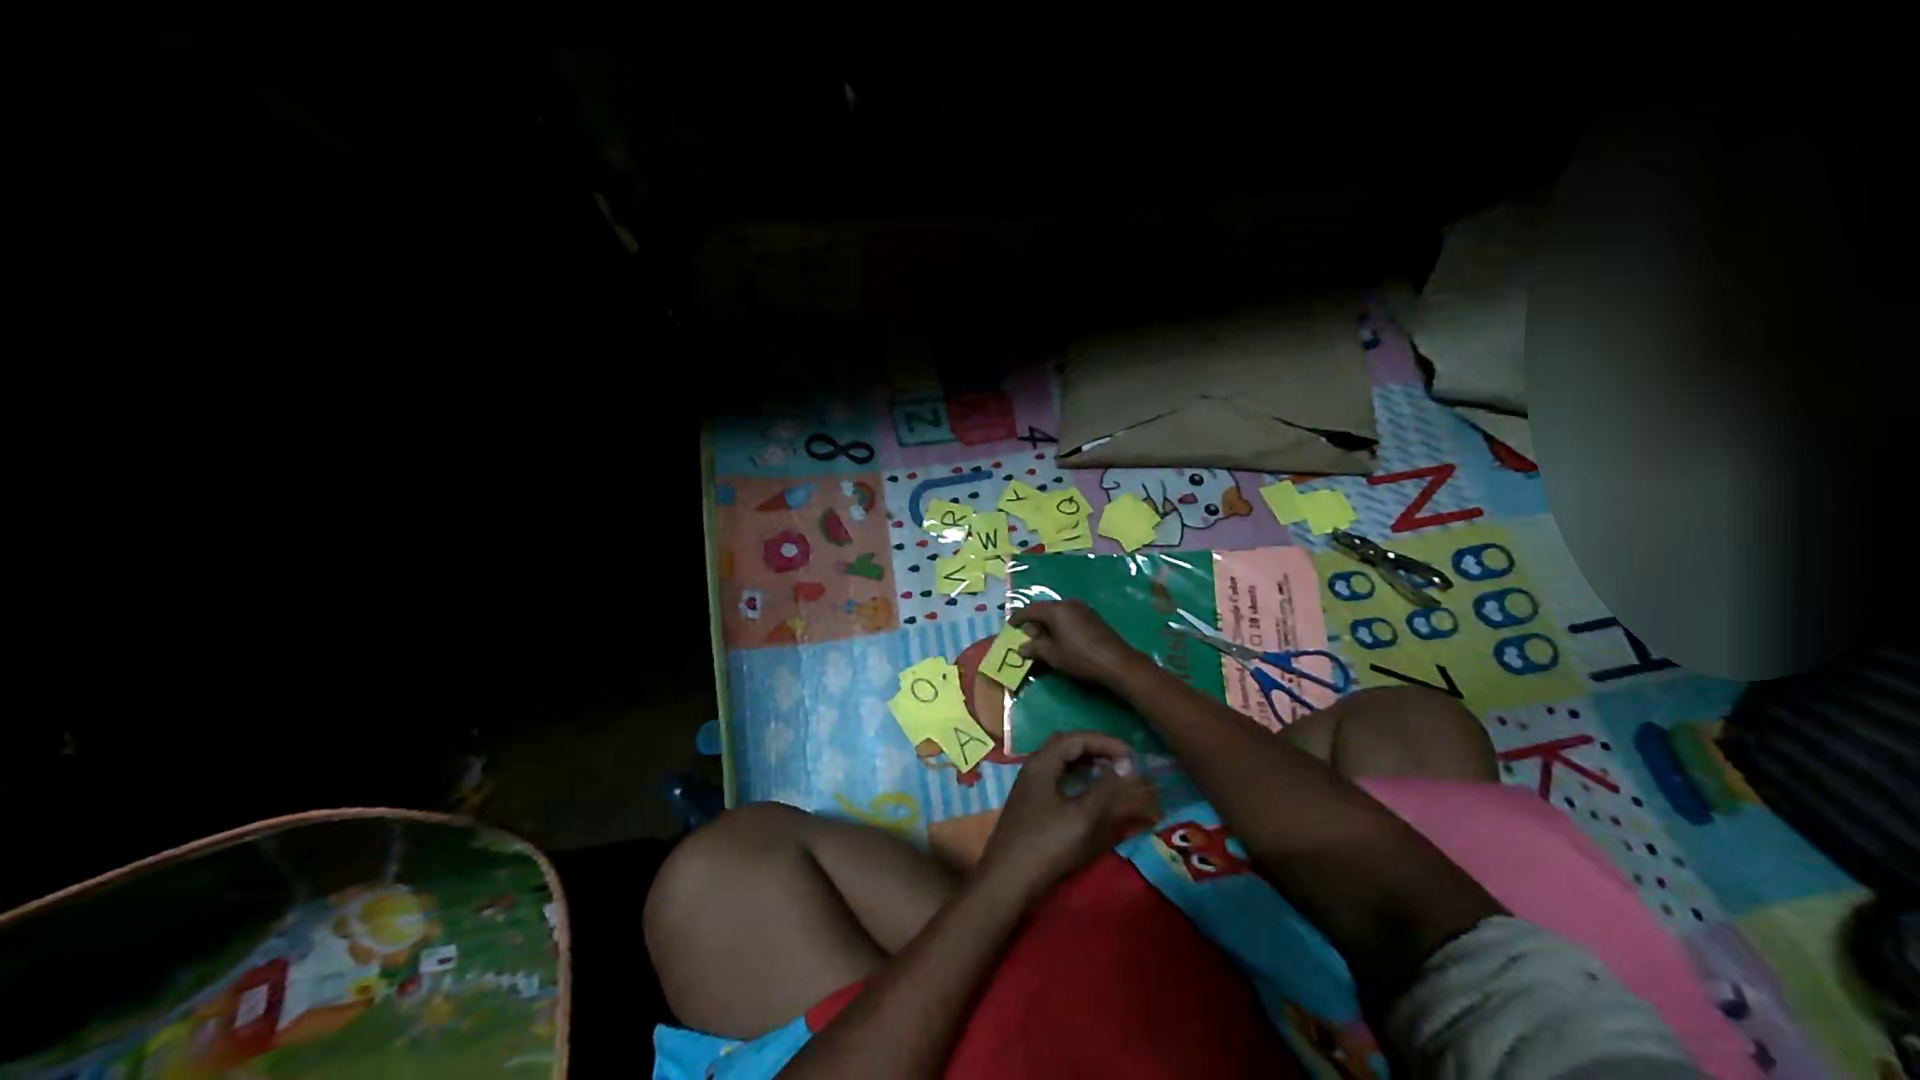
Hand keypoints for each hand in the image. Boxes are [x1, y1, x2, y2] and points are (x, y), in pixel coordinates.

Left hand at [977, 732, 1159, 902]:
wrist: (1007, 880)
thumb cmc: (1045, 845)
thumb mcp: (1082, 816)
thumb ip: (1106, 788)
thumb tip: (1127, 764)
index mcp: (1041, 763)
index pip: (1076, 738)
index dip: (1106, 742)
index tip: (1131, 755)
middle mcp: (1033, 768)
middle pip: (1067, 746)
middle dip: (1097, 749)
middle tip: (1123, 761)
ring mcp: (1030, 786)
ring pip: (1061, 762)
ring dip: (1087, 763)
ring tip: (1112, 773)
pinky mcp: (1031, 804)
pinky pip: (1057, 778)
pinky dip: (1077, 778)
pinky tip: (1090, 791)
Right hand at [1008, 599, 1144, 686]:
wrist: (1117, 662)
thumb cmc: (1080, 657)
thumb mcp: (1053, 655)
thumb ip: (1035, 648)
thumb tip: (1022, 647)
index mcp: (1055, 610)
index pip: (1030, 609)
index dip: (1018, 617)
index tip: (1010, 625)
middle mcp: (1068, 603)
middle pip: (1044, 609)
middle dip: (1034, 621)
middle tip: (1027, 635)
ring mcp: (1083, 608)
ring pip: (1058, 612)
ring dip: (1048, 623)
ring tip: (1043, 639)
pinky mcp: (1093, 616)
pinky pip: (1069, 616)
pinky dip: (1060, 624)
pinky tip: (1061, 638)